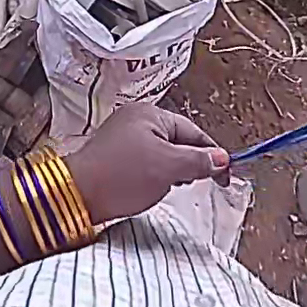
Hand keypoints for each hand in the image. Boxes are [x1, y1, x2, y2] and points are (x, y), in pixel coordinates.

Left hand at [64, 103, 229, 222]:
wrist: (80, 193)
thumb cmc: (124, 176)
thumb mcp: (169, 167)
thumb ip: (198, 161)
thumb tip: (222, 158)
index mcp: (149, 113)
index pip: (192, 131)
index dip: (211, 153)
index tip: (226, 177)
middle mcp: (135, 118)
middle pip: (177, 139)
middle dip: (189, 162)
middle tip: (190, 181)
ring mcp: (123, 135)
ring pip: (162, 151)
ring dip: (172, 169)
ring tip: (167, 184)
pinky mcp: (115, 153)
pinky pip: (146, 159)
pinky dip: (155, 173)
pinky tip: (151, 186)